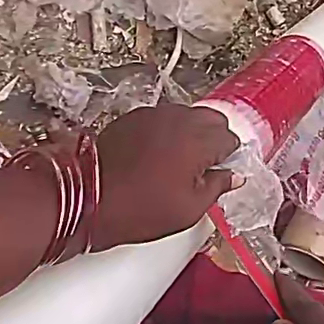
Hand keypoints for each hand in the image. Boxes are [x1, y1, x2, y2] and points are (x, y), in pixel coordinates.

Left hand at [90, 104, 239, 250]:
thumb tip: (233, 176)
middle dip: (213, 139)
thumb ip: (217, 186)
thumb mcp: (189, 209)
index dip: (228, 156)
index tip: (220, 171)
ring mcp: (154, 115)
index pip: (229, 138)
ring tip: (179, 162)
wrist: (91, 200)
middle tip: (204, 165)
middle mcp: (178, 120)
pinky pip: (162, 118)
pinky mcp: (134, 117)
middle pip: (212, 119)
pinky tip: (158, 155)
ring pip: (187, 115)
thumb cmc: (140, 209)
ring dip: (191, 133)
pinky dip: (167, 131)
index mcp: (198, 141)